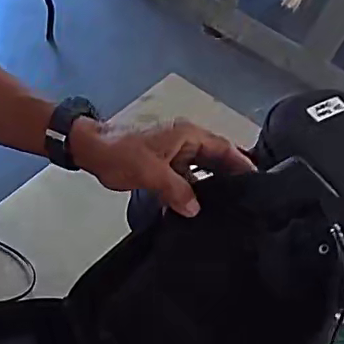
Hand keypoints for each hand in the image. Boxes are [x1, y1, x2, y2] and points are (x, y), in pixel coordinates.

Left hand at [71, 117, 256, 217]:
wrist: (88, 149)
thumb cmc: (118, 152)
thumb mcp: (151, 173)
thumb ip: (176, 190)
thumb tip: (194, 208)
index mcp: (188, 135)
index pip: (225, 150)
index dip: (242, 165)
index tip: (256, 182)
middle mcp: (184, 141)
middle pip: (214, 161)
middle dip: (226, 179)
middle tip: (239, 201)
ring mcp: (170, 152)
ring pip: (196, 171)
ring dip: (203, 188)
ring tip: (217, 209)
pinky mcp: (158, 163)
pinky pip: (179, 177)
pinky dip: (185, 190)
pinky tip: (187, 208)